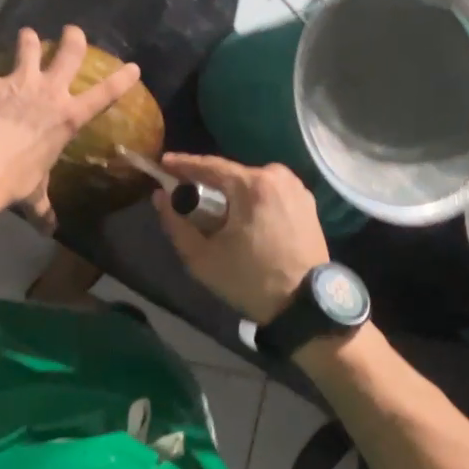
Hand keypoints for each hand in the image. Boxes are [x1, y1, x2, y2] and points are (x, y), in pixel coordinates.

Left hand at [0, 25, 139, 233]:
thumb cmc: (15, 180)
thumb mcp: (34, 194)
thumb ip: (43, 208)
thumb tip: (50, 229)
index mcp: (68, 118)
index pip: (105, 94)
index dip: (122, 79)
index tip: (133, 66)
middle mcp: (49, 93)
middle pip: (69, 53)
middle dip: (74, 38)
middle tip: (73, 31)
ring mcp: (19, 84)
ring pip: (28, 48)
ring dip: (28, 40)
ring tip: (28, 34)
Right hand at [152, 154, 330, 323]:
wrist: (305, 305)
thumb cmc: (251, 280)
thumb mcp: (202, 258)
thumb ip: (176, 223)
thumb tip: (160, 197)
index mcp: (252, 185)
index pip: (209, 166)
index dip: (182, 165)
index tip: (162, 164)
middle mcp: (277, 176)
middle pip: (231, 174)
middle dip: (207, 184)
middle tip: (187, 197)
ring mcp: (296, 187)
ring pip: (251, 183)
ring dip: (232, 193)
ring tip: (215, 213)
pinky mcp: (307, 202)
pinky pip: (269, 193)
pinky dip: (252, 201)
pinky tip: (243, 219)